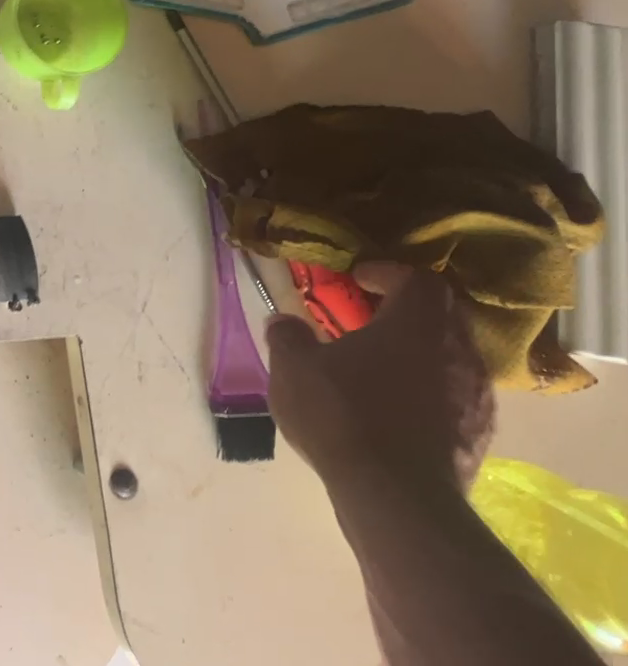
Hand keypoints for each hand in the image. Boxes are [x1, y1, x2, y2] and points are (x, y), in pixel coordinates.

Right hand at [266, 262, 493, 498]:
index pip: (418, 279)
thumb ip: (288, 335)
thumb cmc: (340, 414)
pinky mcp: (478, 430)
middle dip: (404, 309)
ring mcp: (475, 394)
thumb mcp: (292, 367)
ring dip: (416, 350)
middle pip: (441, 314)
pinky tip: (391, 405)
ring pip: (449, 354)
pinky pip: (454, 392)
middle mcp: (457, 352)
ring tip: (374, 365)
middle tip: (364, 316)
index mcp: (415, 325)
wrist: (395, 492)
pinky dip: (425, 386)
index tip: (357, 280)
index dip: (388, 273)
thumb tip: (287, 321)